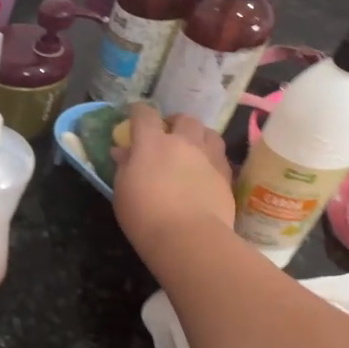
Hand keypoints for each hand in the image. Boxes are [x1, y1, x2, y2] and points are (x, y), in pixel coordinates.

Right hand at [111, 102, 234, 253]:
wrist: (189, 236)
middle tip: (165, 135)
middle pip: (183, 119)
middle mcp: (183, 142)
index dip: (138, 111)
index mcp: (152, 143)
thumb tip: (123, 151)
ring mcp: (209, 157)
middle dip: (173, 123)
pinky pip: (219, 155)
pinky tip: (202, 170)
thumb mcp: (122, 190)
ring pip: (208, 133)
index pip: (144, 114)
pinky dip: (209, 156)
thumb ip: (124, 166)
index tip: (132, 115)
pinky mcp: (226, 174)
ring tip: (190, 148)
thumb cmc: (144, 214)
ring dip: (197, 135)